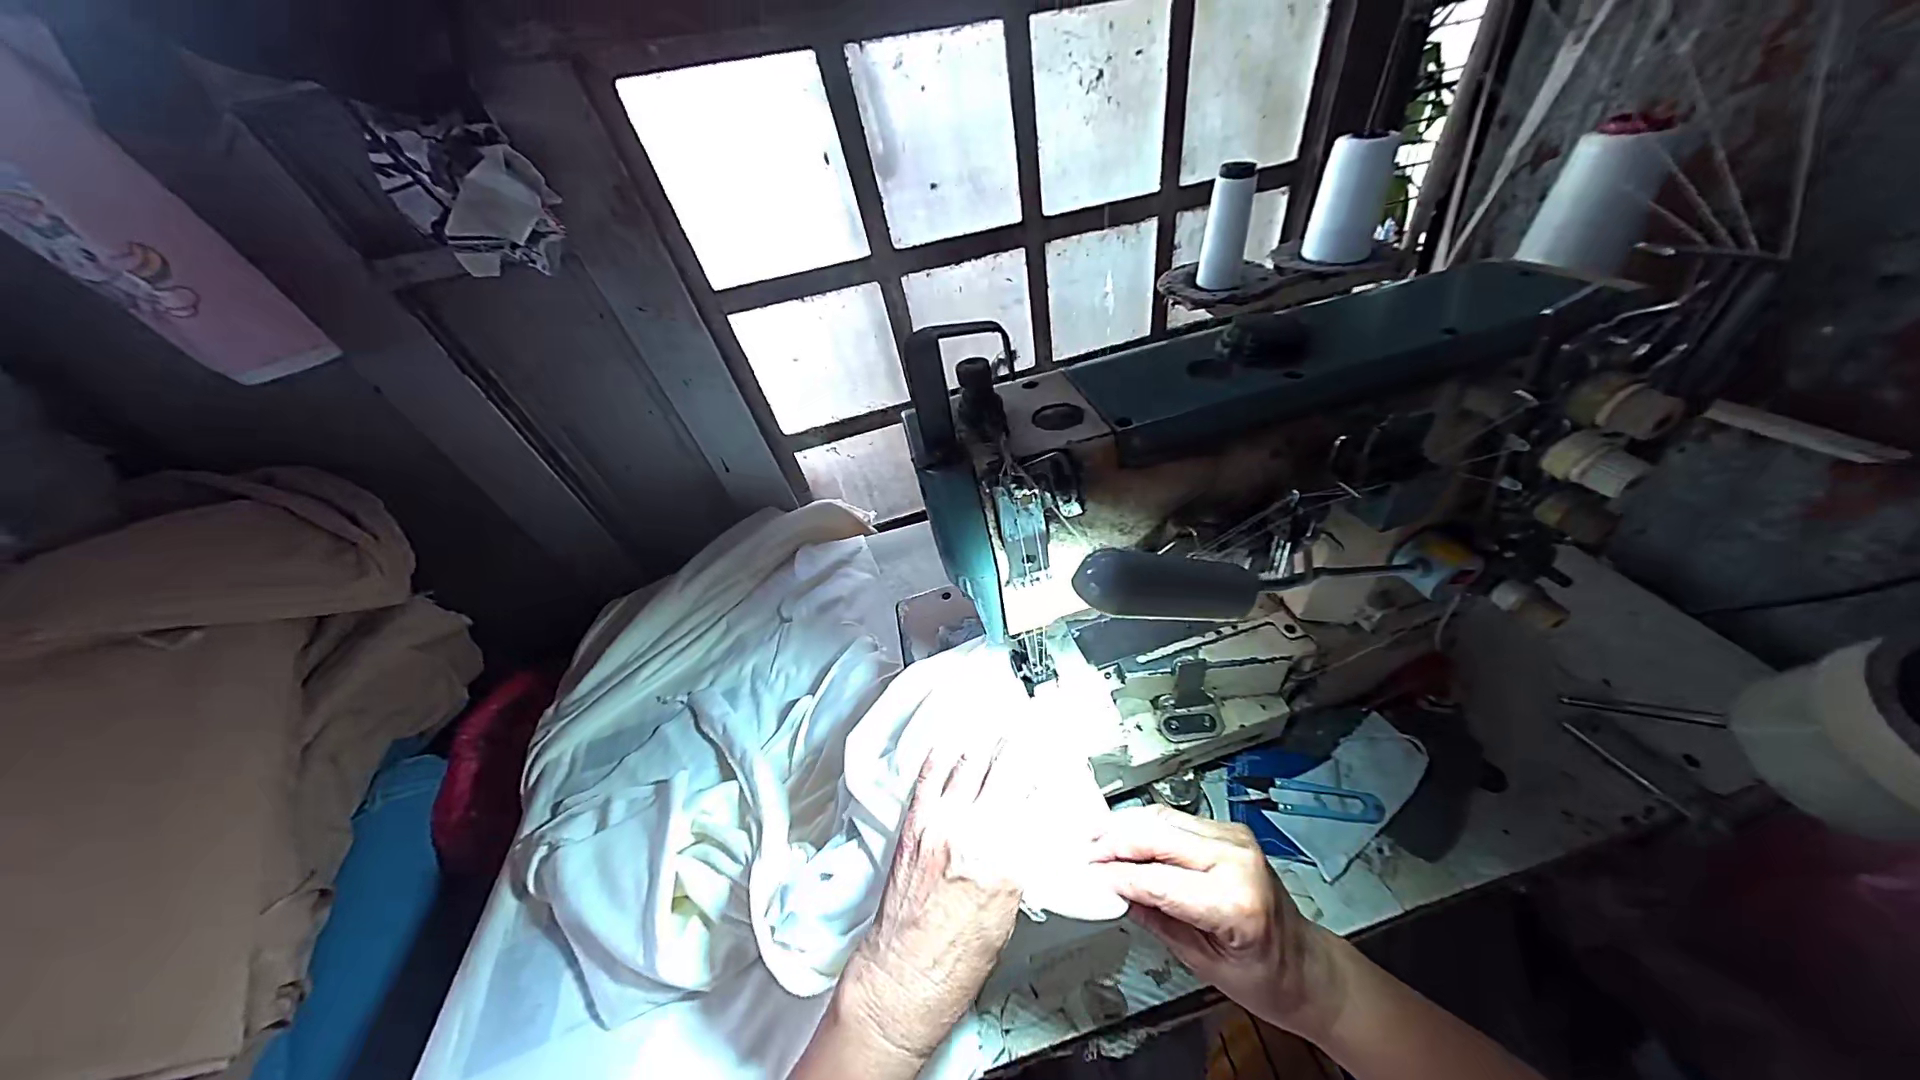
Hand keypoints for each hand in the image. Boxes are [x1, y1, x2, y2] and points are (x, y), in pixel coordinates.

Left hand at [833, 741, 1026, 1064]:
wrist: (900, 982)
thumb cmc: (954, 965)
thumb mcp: (1009, 914)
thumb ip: (1021, 863)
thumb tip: (1032, 832)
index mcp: (1007, 862)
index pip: (1039, 799)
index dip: (1052, 772)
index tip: (1058, 755)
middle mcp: (974, 835)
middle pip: (1007, 769)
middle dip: (1024, 744)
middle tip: (1034, 727)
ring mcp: (939, 825)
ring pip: (969, 764)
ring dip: (988, 742)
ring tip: (1000, 725)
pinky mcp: (913, 827)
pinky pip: (929, 777)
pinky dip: (942, 755)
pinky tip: (951, 742)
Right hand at [1089, 805, 1343, 1036]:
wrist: (1307, 965)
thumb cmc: (1266, 975)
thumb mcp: (1202, 962)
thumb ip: (1156, 919)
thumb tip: (1116, 892)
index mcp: (1236, 902)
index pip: (1158, 880)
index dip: (1118, 876)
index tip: (1091, 875)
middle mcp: (1237, 860)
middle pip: (1157, 837)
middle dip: (1115, 841)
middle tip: (1086, 851)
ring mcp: (1235, 838)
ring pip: (1163, 818)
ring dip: (1126, 826)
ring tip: (1097, 838)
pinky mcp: (1229, 829)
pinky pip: (1176, 818)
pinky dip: (1146, 824)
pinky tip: (1126, 834)